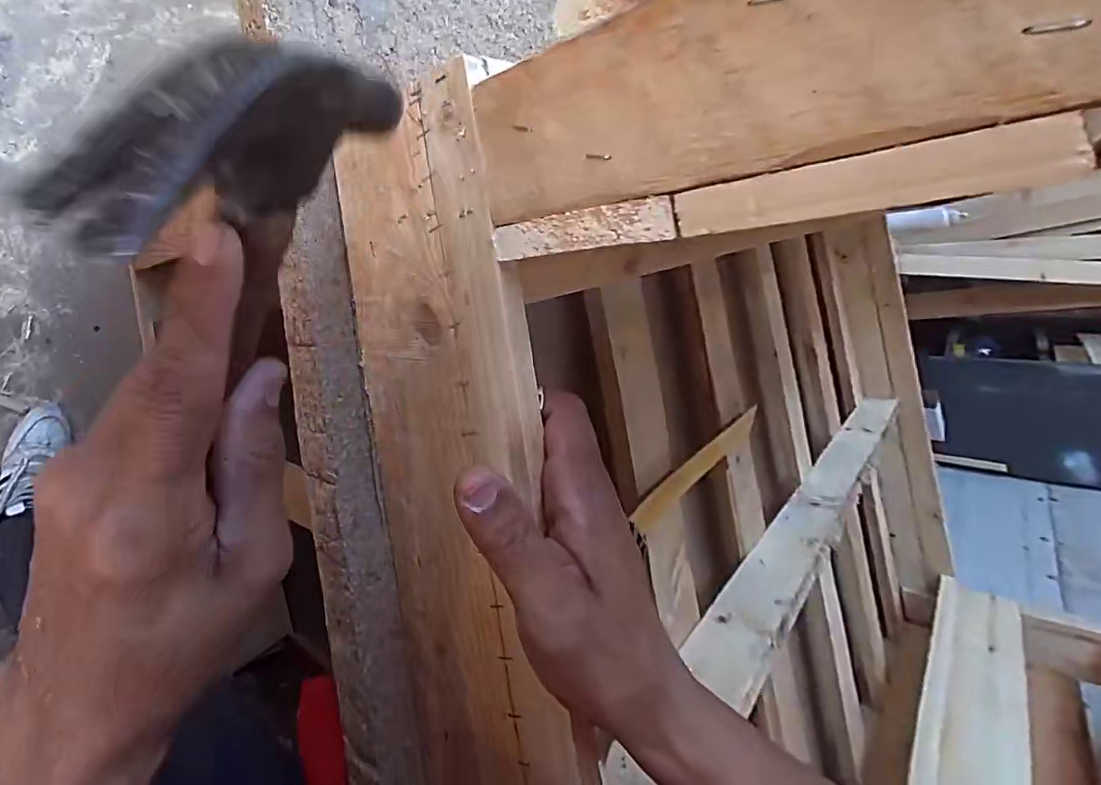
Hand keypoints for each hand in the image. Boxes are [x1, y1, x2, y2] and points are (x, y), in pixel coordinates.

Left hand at [0, 223, 291, 784]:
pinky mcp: (59, 468)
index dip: (203, 306)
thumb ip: (256, 466)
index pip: (178, 386)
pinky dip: (175, 399)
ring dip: (198, 372)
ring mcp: (63, 468)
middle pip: (163, 374)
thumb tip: (260, 376)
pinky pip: (133, 410)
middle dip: (212, 327)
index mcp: (144, 512)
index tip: (218, 236)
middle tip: (254, 275)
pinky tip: (198, 435)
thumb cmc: (177, 651)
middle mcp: (90, 476)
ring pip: (148, 388)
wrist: (69, 712)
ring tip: (234, 385)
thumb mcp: (250, 571)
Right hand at [453, 393, 689, 748]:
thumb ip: (509, 535)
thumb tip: (470, 473)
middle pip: (551, 432)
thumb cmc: (598, 652)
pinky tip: (489, 517)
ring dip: (510, 458)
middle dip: (507, 424)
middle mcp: (589, 493)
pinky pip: (546, 494)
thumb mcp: (545, 596)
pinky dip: (517, 491)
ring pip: (547, 463)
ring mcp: (587, 517)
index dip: (525, 397)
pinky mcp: (581, 541)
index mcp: (583, 491)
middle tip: (455, 434)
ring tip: (462, 468)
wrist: (645, 704)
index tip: (480, 399)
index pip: (564, 412)